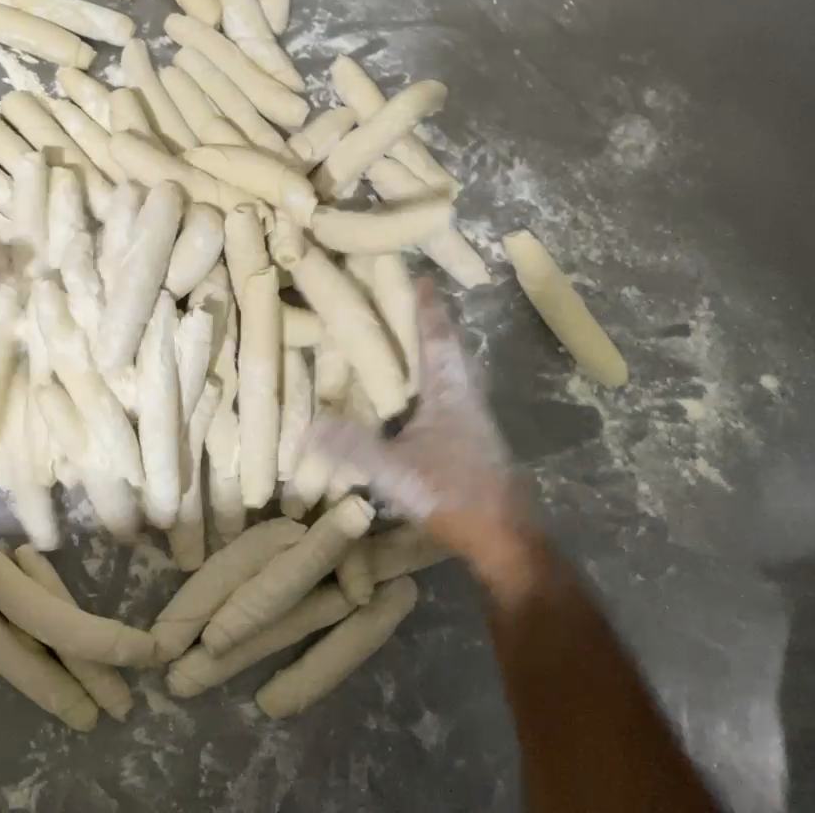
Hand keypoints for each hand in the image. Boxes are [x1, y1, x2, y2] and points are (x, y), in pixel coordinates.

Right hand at [306, 279, 529, 556]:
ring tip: (403, 338)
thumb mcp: (395, 471)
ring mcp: (469, 420)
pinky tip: (409, 394)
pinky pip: (443, 394)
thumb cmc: (454, 494)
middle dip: (429, 323)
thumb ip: (353, 447)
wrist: (505, 538)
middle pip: (448, 349)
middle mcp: (463, 398)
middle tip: (406, 300)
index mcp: (449, 394)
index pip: (436, 340)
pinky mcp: (468, 440)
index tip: (421, 277)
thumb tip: (308, 424)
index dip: (427, 309)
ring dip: (429, 350)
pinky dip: (426, 379)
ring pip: (448, 372)